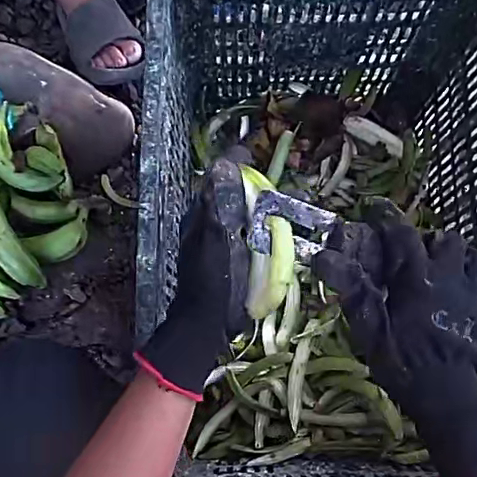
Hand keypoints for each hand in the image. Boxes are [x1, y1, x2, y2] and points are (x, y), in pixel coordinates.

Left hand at [137, 157, 248, 397]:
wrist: (205, 321)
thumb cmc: (214, 280)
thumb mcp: (218, 236)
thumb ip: (221, 202)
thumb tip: (224, 163)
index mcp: (202, 213)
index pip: (219, 175)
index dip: (236, 162)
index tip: (256, 155)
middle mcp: (204, 221)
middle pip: (227, 191)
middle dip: (248, 182)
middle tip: (271, 183)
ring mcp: (212, 238)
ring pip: (233, 209)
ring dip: (252, 203)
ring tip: (273, 204)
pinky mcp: (220, 254)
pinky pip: (239, 229)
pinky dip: (253, 224)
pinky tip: (266, 231)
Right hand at [313, 208, 476, 476]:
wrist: (446, 393)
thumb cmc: (402, 361)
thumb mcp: (368, 327)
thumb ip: (351, 288)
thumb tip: (322, 258)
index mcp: (418, 276)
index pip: (402, 232)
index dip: (386, 217)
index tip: (374, 209)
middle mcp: (451, 275)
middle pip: (445, 239)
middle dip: (428, 240)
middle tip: (413, 254)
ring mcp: (476, 293)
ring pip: (473, 258)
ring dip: (457, 259)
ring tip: (442, 272)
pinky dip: (475, 286)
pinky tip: (463, 298)